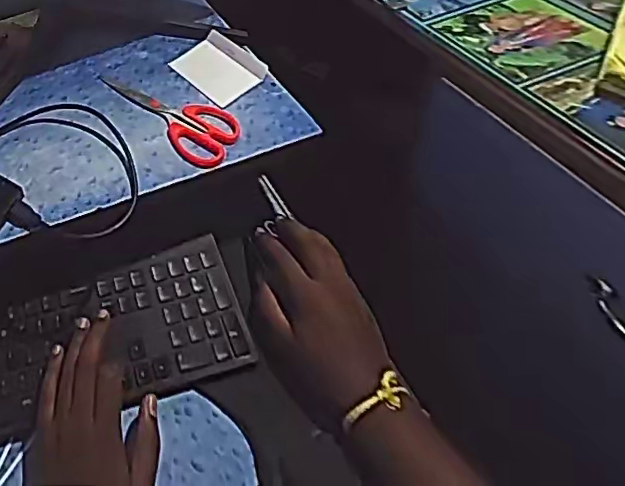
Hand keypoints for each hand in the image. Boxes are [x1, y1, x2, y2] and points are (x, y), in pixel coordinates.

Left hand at [27, 312, 160, 485]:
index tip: (119, 336)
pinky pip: (44, 391)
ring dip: (73, 345)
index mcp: (105, 434)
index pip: (109, 378)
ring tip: (83, 324)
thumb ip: (145, 442)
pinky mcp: (39, 434)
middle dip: (95, 337)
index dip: (114, 353)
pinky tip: (55, 351)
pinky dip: (50, 368)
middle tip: (102, 317)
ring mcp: (56, 426)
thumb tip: (148, 402)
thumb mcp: (138, 483)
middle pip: (86, 367)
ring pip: (64, 373)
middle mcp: (78, 423)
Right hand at [251, 219, 392, 425]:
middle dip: (288, 227)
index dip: (263, 241)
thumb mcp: (278, 345)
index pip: (279, 253)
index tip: (255, 237)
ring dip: (307, 233)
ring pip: (327, 248)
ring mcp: (348, 291)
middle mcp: (329, 285)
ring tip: (293, 229)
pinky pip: (338, 261)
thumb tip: (259, 280)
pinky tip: (316, 254)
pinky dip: (322, 248)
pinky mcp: (361, 301)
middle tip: (273, 221)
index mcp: (305, 294)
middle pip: (307, 240)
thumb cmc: (321, 379)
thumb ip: (264, 306)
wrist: (369, 403)